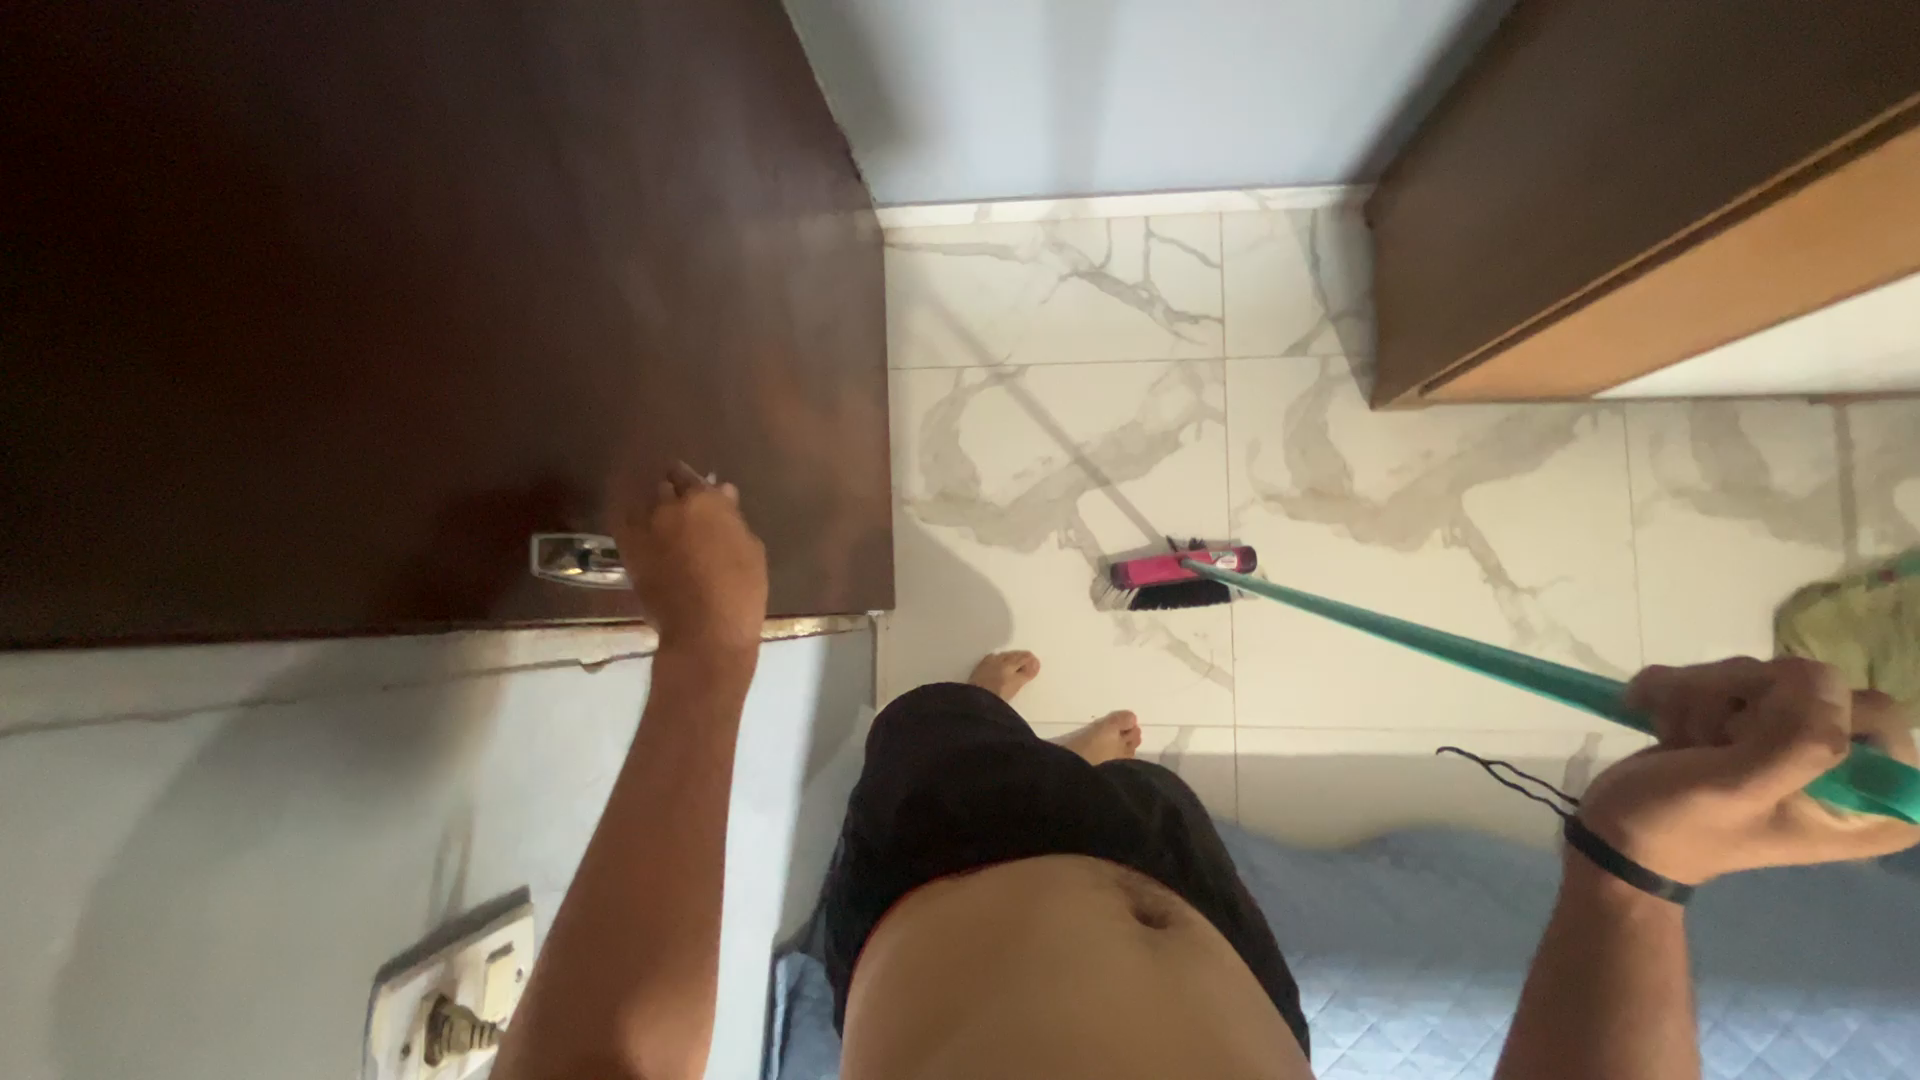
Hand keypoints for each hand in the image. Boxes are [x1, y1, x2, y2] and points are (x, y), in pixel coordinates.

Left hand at [613, 463, 767, 653]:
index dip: (697, 484)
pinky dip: (628, 518)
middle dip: (675, 492)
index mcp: (708, 502)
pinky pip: (622, 522)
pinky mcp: (628, 549)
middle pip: (668, 486)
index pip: (695, 478)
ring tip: (660, 515)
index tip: (702, 492)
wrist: (705, 631)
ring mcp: (646, 527)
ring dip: (653, 505)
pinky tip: (635, 522)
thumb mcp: (752, 550)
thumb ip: (733, 519)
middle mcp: (672, 506)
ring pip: (644, 502)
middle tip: (682, 504)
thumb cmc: (741, 590)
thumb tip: (722, 494)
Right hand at [1577, 656, 1919, 885]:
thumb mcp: (1736, 789)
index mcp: (1874, 795)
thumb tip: (1820, 675)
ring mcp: (1785, 741)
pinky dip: (1674, 690)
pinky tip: (1658, 721)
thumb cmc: (1678, 825)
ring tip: (1675, 737)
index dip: (1798, 711)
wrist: (1617, 838)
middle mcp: (1844, 765)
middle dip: (1735, 697)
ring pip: (1751, 674)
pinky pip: (1714, 676)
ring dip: (1695, 696)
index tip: (1742, 742)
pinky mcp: (1740, 726)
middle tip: (1698, 740)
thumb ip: (1796, 739)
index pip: (1870, 710)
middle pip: (1805, 683)